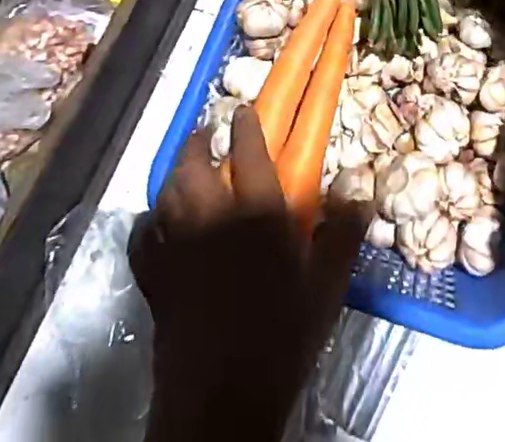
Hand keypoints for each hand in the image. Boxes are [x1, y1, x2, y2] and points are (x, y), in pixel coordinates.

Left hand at [131, 107, 369, 441]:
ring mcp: (177, 247)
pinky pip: (144, 237)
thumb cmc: (283, 334)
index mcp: (257, 214)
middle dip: (198, 142)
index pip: (247, 154)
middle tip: (205, 132)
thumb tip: (361, 189)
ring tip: (184, 167)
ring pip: (166, 195)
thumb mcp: (327, 284)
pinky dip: (150, 222)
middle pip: (194, 166)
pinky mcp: (155, 277)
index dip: (244, 127)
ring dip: (174, 173)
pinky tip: (157, 222)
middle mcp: (212, 218)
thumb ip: (342, 231)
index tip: (242, 110)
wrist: (224, 394)